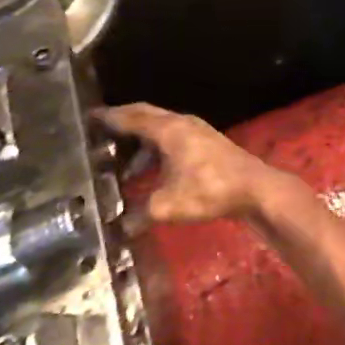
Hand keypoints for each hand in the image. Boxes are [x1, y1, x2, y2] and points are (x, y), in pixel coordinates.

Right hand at [91, 103, 285, 225]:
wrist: (255, 188)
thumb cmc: (210, 190)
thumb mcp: (167, 206)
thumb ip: (139, 215)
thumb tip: (120, 228)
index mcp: (169, 130)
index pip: (131, 117)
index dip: (109, 117)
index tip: (88, 117)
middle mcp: (182, 123)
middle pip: (146, 115)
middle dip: (123, 122)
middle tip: (99, 133)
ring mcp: (197, 132)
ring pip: (161, 128)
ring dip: (141, 141)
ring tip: (119, 164)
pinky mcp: (207, 144)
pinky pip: (173, 139)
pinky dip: (156, 149)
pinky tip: (149, 172)